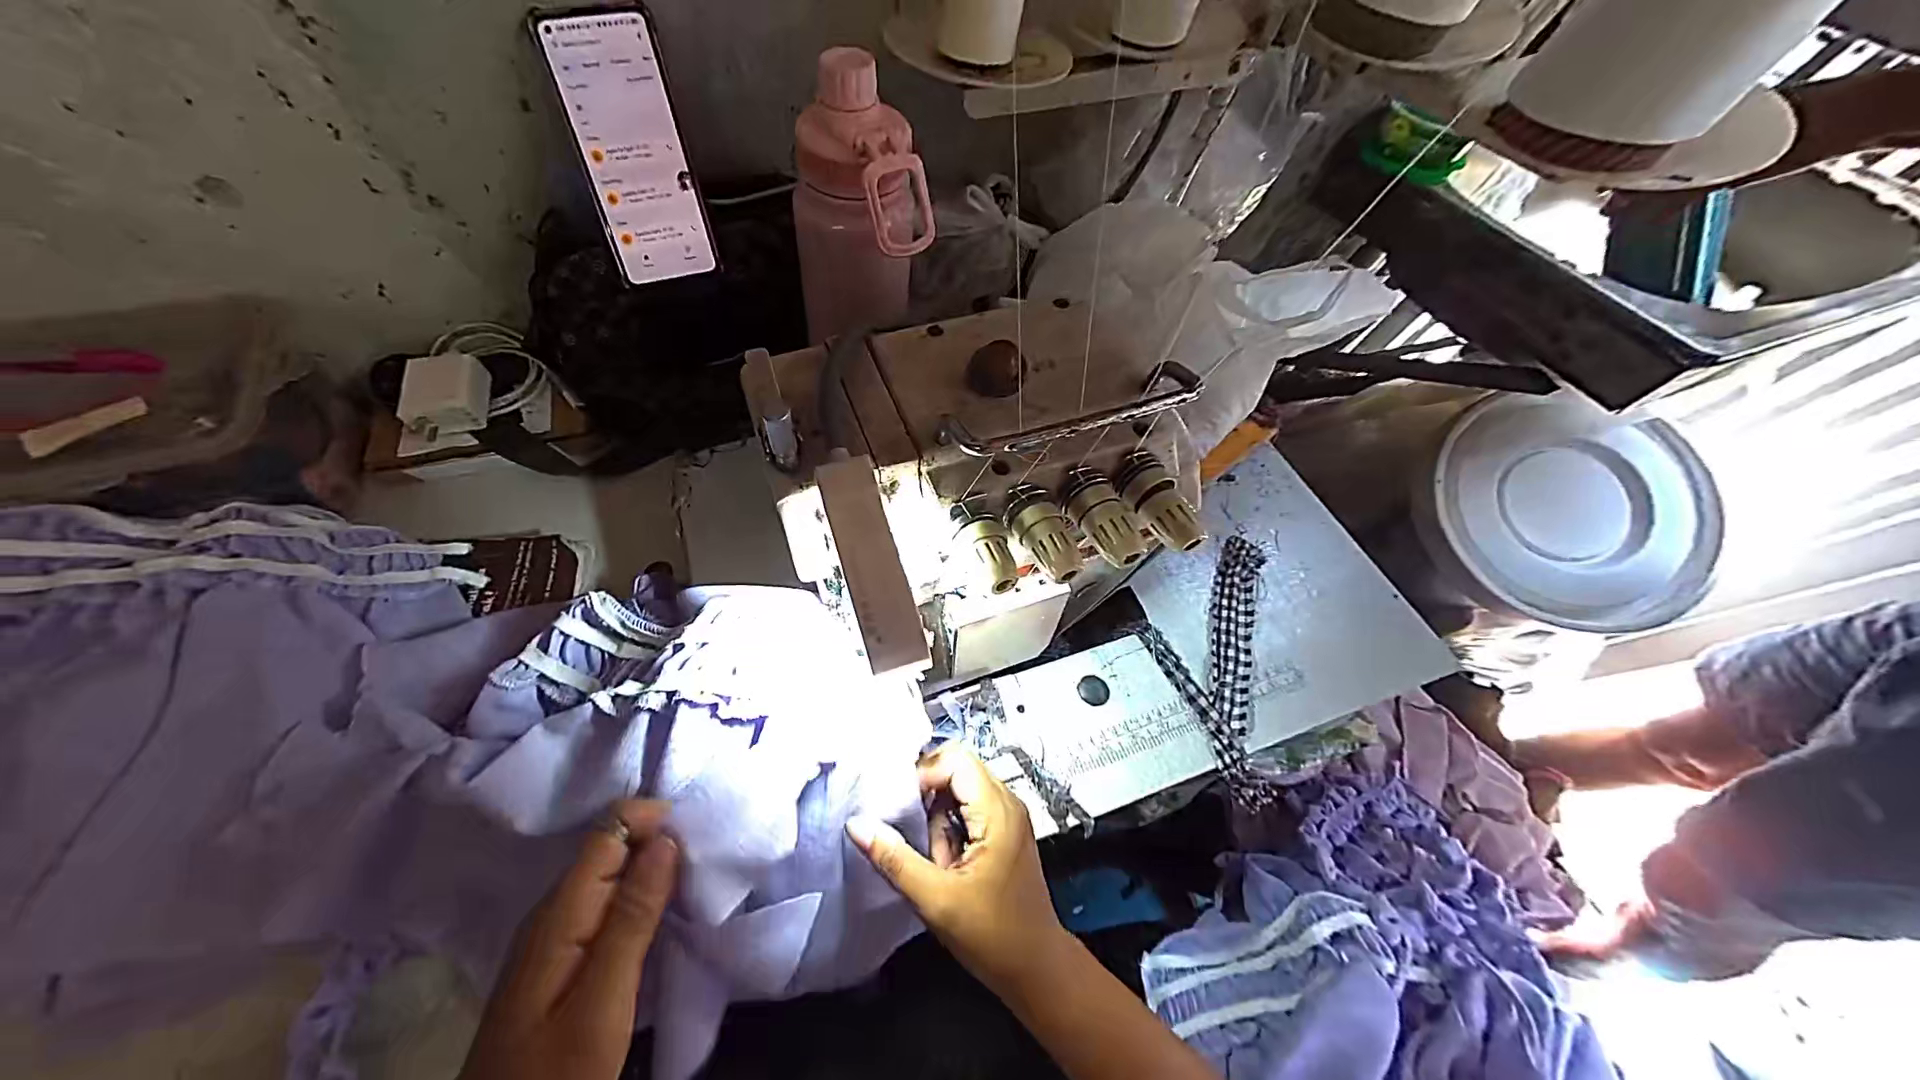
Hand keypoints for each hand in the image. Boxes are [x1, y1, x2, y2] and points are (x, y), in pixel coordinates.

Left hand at [459, 800, 679, 1079]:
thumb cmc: (557, 1074)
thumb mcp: (603, 1002)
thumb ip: (633, 917)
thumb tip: (665, 838)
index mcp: (559, 913)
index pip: (608, 830)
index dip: (653, 821)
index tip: (698, 839)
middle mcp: (552, 912)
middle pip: (610, 847)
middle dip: (658, 841)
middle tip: (704, 864)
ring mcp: (555, 935)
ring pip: (611, 873)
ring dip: (653, 869)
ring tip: (695, 882)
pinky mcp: (565, 956)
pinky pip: (607, 901)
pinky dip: (641, 895)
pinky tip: (664, 911)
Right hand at [845, 745, 1068, 992]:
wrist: (1036, 967)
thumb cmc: (993, 935)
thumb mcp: (936, 899)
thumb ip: (894, 859)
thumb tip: (857, 825)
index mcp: (998, 811)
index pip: (955, 760)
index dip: (922, 775)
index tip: (899, 806)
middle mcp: (1007, 803)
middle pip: (958, 768)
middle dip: (927, 795)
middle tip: (911, 832)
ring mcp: (1008, 817)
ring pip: (960, 789)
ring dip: (938, 815)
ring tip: (935, 858)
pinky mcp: (1004, 831)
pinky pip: (969, 808)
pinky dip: (950, 827)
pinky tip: (946, 861)